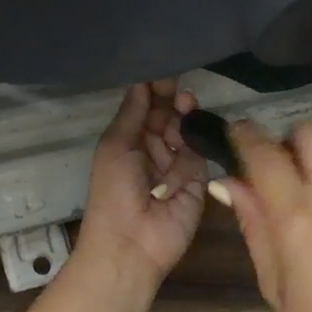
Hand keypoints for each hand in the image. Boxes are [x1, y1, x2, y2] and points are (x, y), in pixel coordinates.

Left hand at [72, 81, 207, 290]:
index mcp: (129, 139)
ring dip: (185, 120)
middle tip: (179, 87)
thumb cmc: (112, 193)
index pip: (146, 105)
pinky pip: (199, 155)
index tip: (165, 67)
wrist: (130, 245)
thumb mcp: (116, 145)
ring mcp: (178, 163)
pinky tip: (181, 154)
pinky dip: (188, 155)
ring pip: (188, 130)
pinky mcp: (198, 180)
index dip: (155, 88)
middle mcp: (154, 148)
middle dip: (173, 100)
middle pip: (170, 114)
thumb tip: (142, 80)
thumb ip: (133, 112)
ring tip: (186, 108)